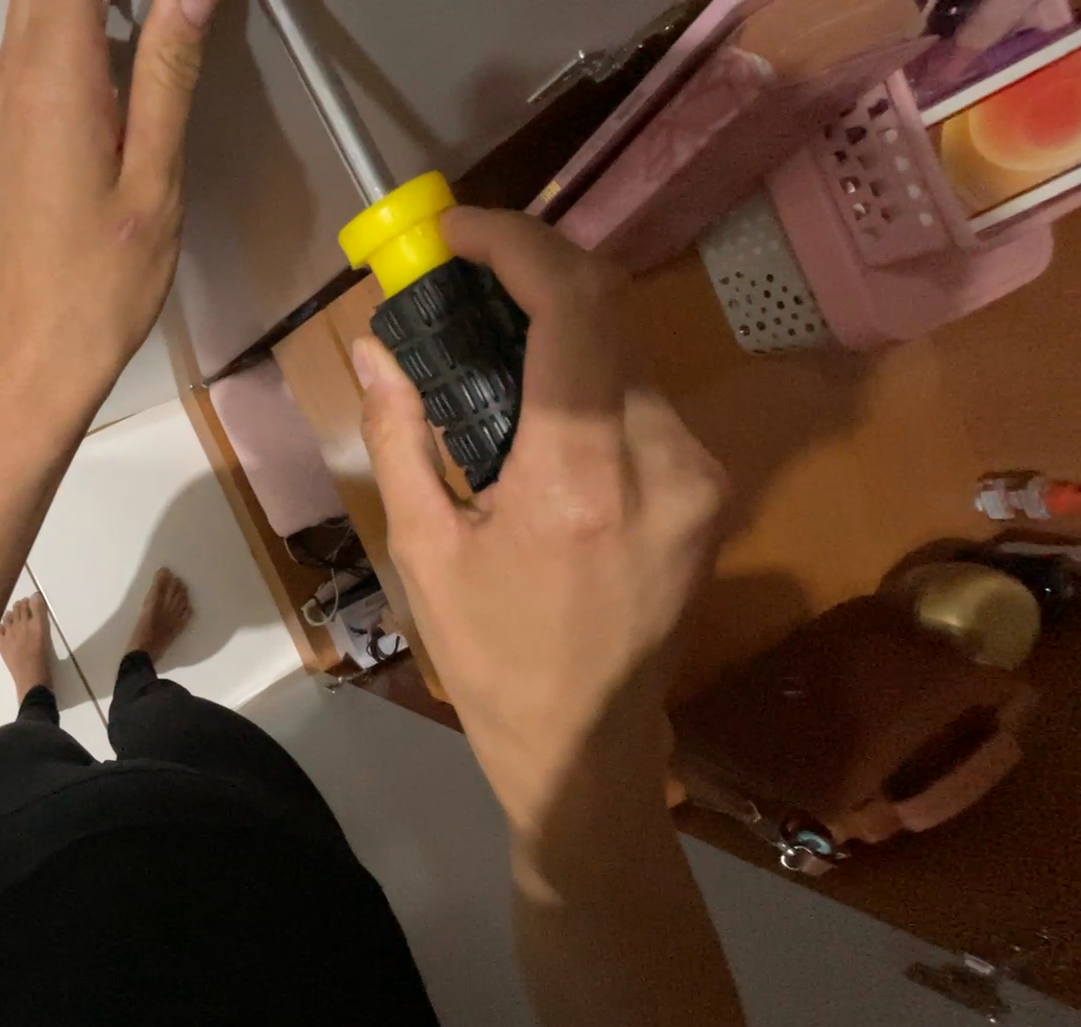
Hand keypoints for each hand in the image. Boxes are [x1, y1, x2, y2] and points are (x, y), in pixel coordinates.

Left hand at [0, 0, 217, 419]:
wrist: (47, 354)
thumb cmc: (104, 285)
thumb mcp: (154, 181)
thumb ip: (168, 75)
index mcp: (53, 80)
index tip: (178, 5)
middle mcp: (13, 79)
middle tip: (174, 17)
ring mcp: (3, 107)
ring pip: (38, 8)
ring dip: (98, 4)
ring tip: (159, 26)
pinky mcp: (9, 135)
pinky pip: (36, 49)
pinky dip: (80, 27)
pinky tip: (127, 54)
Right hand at [354, 208, 726, 831]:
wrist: (583, 738)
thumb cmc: (486, 652)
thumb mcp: (421, 549)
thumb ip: (399, 437)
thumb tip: (372, 354)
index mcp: (579, 473)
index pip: (573, 307)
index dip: (515, 245)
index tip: (454, 234)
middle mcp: (664, 457)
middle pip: (609, 312)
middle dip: (530, 274)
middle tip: (457, 281)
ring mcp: (701, 472)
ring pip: (628, 352)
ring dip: (555, 326)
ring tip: (481, 344)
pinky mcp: (708, 487)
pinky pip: (643, 396)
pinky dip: (583, 372)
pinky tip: (532, 403)